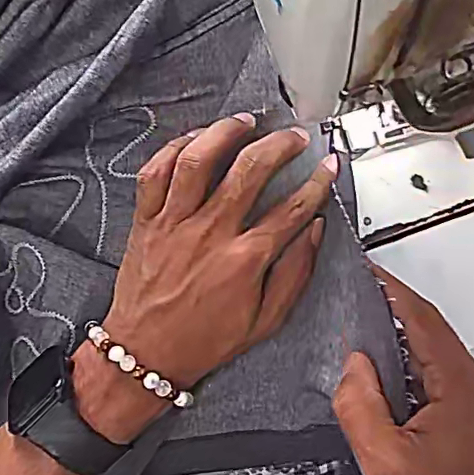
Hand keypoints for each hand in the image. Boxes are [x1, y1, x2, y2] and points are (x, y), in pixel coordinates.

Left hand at [71, 112, 337, 442]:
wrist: (147, 352)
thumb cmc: (202, 339)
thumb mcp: (264, 320)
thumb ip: (295, 274)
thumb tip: (313, 232)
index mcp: (244, 260)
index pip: (291, 208)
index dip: (317, 182)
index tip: (327, 167)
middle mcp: (209, 234)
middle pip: (250, 170)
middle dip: (279, 145)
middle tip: (292, 138)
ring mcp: (174, 224)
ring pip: (199, 160)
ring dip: (225, 133)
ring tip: (245, 122)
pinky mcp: (147, 221)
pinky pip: (155, 173)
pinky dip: (174, 148)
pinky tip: (194, 139)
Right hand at [333, 267, 473, 474]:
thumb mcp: (383, 463)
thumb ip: (359, 403)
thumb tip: (353, 365)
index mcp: (465, 389)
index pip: (423, 318)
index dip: (391, 289)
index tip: (368, 269)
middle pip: (431, 337)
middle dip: (390, 323)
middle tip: (353, 315)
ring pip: (438, 362)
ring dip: (403, 357)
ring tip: (365, 362)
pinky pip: (448, 385)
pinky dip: (418, 381)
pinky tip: (393, 398)